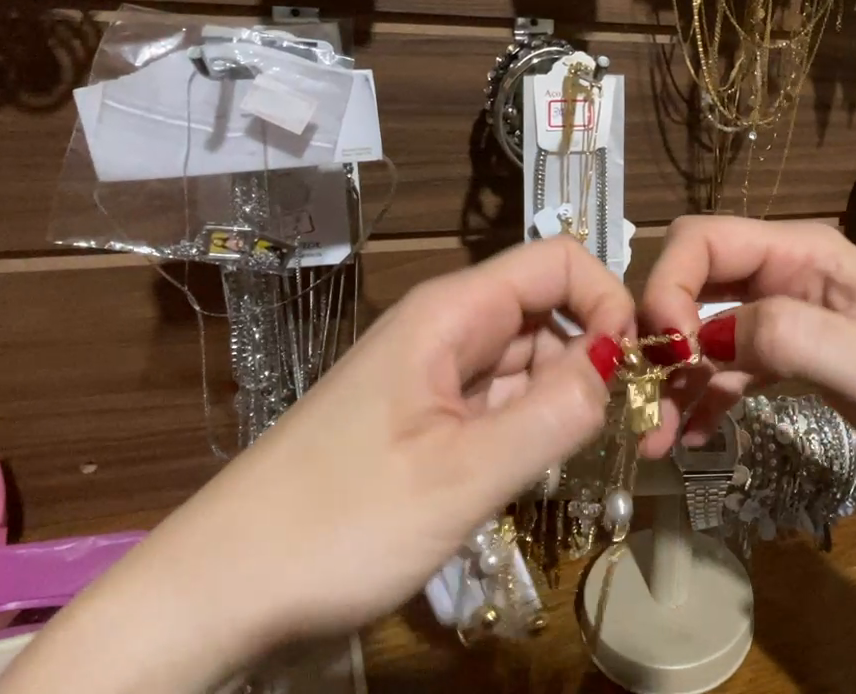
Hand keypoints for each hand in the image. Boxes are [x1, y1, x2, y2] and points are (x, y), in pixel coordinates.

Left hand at [0, 238, 635, 693]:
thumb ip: (554, 413)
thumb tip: (623, 359)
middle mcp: (447, 330)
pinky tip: (545, 469)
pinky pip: (502, 403)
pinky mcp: (427, 420)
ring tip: (599, 456)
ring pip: (530, 362)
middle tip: (638, 432)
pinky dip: (535, 427)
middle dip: (600, 358)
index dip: (607, 300)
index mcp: (452, 313)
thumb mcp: (462, 475)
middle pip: (550, 313)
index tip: (637, 368)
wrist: (218, 594)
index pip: (558, 262)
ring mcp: (435, 376)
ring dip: (572, 398)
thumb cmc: (338, 525)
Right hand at [637, 216, 855, 550]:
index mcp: (805, 252)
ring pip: (706, 331)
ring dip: (677, 375)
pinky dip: (705, 397)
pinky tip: (693, 436)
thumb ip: (793, 336)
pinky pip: (730, 370)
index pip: (705, 240)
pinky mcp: (795, 361)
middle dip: (662, 333)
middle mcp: (787, 275)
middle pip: (696, 282)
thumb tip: (708, 333)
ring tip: (659, 436)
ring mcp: (789, 319)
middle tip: (645, 398)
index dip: (669, 284)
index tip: (662, 349)